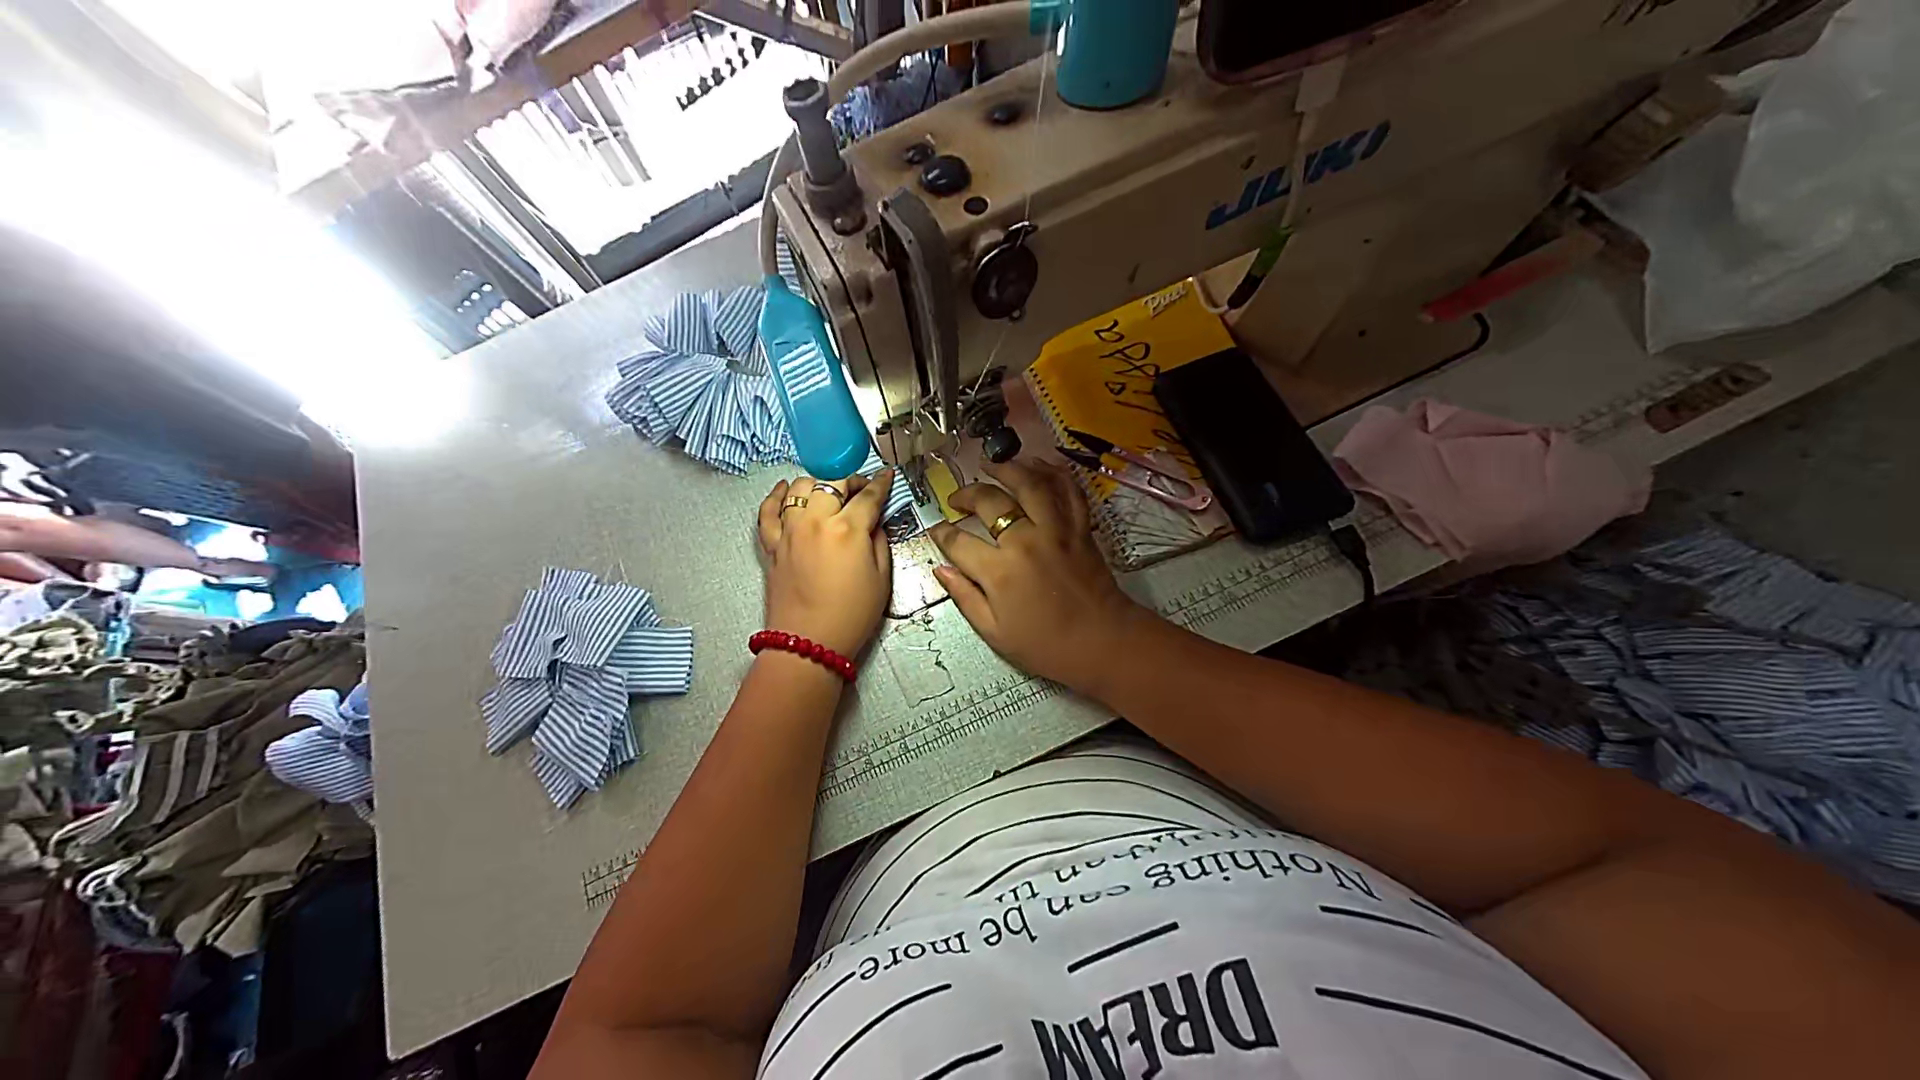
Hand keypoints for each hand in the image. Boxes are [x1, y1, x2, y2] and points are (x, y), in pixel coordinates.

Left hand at [756, 471, 895, 657]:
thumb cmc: (851, 616)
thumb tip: (874, 523)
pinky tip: (785, 489)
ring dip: (817, 484)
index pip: (868, 495)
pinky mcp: (772, 545)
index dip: (881, 484)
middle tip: (862, 489)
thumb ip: (879, 542)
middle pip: (832, 483)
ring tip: (828, 491)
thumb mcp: (882, 579)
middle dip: (851, 481)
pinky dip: (776, 496)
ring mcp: (790, 532)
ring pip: (800, 488)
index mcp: (847, 530)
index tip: (886, 477)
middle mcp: (816, 522)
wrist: (809, 643)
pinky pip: (768, 511)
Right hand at [930, 460, 1154, 693]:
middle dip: (966, 494)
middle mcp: (1025, 541)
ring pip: (1029, 484)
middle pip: (989, 502)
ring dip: (1007, 469)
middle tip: (957, 499)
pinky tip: (1040, 464)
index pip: (958, 541)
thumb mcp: (994, 632)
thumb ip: (965, 596)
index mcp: (999, 571)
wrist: (1103, 644)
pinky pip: (1068, 491)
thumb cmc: (1046, 646)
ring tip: (992, 465)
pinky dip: (1055, 473)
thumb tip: (940, 570)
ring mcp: (1056, 530)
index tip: (936, 530)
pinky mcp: (1081, 528)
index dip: (942, 533)